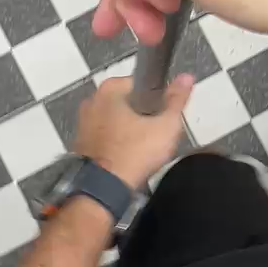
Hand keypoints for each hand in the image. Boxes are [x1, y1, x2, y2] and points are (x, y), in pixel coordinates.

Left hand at [73, 76, 192, 191]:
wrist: (103, 190)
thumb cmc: (135, 152)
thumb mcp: (166, 125)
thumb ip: (177, 100)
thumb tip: (187, 76)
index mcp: (110, 89)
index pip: (143, 84)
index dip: (158, 98)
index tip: (165, 116)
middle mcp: (92, 100)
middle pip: (129, 102)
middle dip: (144, 114)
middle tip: (158, 134)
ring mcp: (83, 123)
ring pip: (117, 120)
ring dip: (130, 130)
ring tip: (146, 149)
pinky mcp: (80, 144)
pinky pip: (106, 137)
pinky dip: (117, 143)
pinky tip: (129, 157)